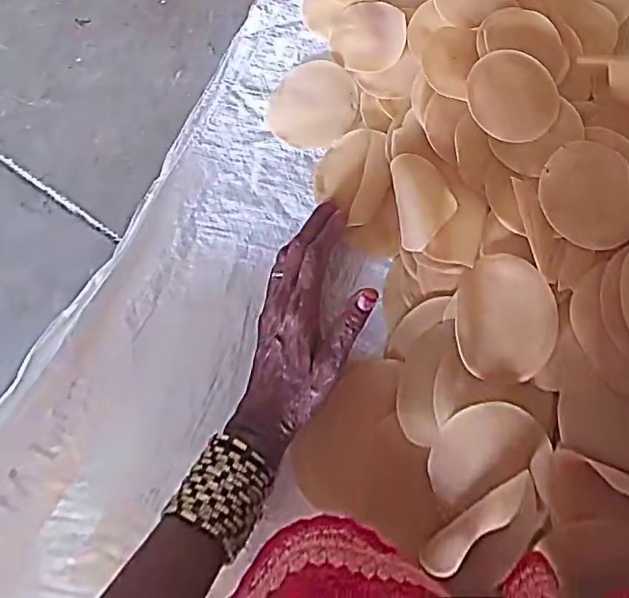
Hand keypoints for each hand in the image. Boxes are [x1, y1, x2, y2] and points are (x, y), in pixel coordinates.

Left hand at [227, 202, 376, 465]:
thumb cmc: (299, 397)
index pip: (313, 263)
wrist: (261, 422)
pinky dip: (291, 253)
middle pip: (295, 255)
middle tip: (329, 205)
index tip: (339, 214)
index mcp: (299, 314)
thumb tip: (367, 293)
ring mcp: (272, 310)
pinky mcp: (268, 317)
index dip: (325, 235)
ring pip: (284, 262)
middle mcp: (282, 306)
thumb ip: (347, 329)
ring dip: (300, 237)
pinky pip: (278, 274)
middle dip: (312, 227)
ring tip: (317, 220)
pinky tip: (298, 252)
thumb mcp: (329, 368)